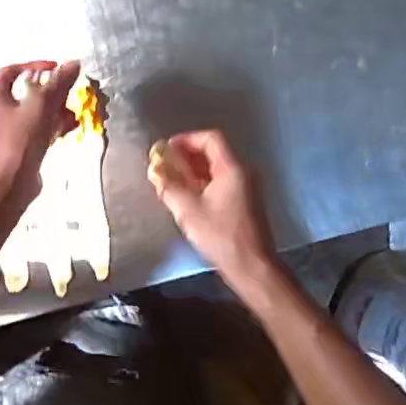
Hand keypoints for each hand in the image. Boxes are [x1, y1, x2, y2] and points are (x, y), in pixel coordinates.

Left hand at [0, 60, 81, 211]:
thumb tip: (74, 63)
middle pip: (26, 92)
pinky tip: (70, 127)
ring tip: (73, 113)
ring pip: (35, 113)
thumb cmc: (18, 141)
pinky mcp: (18, 149)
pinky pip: (37, 131)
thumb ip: (58, 83)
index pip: (12, 71)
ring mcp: (7, 132)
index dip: (35, 65)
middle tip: (69, 93)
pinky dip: (52, 126)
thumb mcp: (40, 106)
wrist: (6, 186)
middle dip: (51, 92)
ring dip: (55, 110)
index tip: (56, 67)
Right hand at [148, 130, 274, 275]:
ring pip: (217, 168)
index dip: (187, 139)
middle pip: (214, 151)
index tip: (167, 148)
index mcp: (232, 168)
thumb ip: (169, 187)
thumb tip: (155, 171)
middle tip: (165, 163)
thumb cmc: (221, 236)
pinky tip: (187, 194)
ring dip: (194, 169)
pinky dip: (203, 182)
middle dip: (187, 155)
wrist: (251, 265)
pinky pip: (221, 181)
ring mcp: (246, 187)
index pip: (211, 139)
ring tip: (171, 179)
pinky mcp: (244, 201)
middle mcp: (243, 172)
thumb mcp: (188, 211)